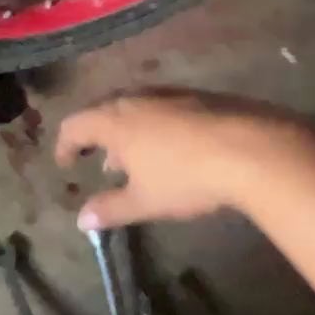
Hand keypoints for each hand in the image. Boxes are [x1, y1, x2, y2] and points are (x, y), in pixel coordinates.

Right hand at [53, 91, 314, 230]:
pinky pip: (159, 107)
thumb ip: (110, 208)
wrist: (249, 148)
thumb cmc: (186, 176)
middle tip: (99, 161)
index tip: (65, 164)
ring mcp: (165, 94)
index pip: (74, 125)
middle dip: (96, 136)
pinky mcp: (194, 96)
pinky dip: (152, 126)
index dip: (65, 145)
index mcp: (113, 121)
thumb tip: (80, 220)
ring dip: (125, 131)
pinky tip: (170, 149)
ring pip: (132, 108)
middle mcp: (133, 100)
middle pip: (102, 111)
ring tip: (135, 160)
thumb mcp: (144, 200)